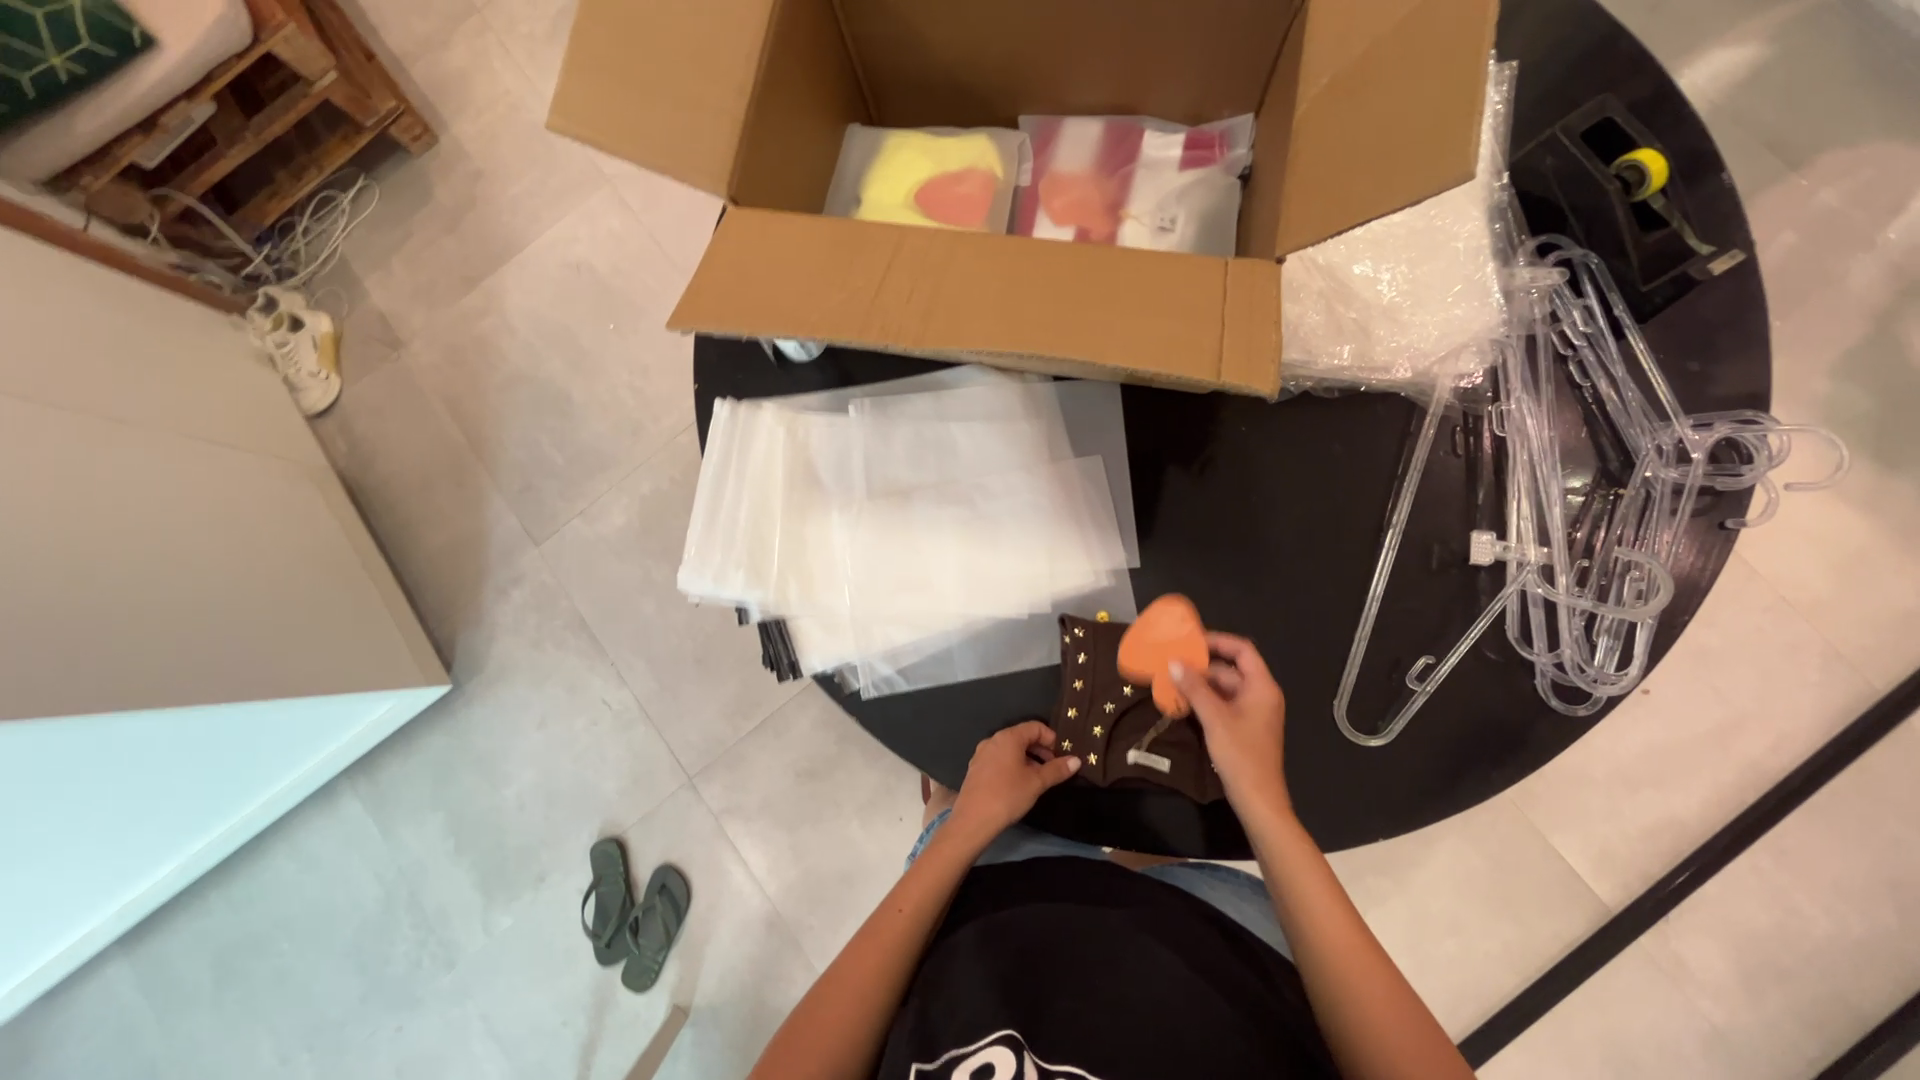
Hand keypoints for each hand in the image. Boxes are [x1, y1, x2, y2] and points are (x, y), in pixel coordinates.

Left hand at [949, 721, 1081, 840]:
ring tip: (1039, 778)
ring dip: (1028, 759)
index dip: (1052, 739)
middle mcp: (993, 740)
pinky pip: (999, 759)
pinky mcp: (976, 768)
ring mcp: (982, 754)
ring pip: (1010, 749)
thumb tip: (1076, 760)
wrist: (973, 819)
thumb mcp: (1037, 782)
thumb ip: (1057, 769)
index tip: (1062, 756)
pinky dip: (1013, 765)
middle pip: (1022, 737)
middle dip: (1041, 750)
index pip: (1035, 727)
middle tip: (1054, 768)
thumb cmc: (1008, 795)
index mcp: (1008, 737)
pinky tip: (1019, 784)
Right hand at [1170, 633, 1292, 821]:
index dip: (1217, 642)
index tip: (1190, 641)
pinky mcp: (1243, 727)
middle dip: (1201, 667)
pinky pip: (1222, 704)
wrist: (1257, 798)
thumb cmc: (1241, 755)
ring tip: (1170, 682)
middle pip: (1230, 670)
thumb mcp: (1215, 718)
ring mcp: (1252, 712)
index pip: (1242, 650)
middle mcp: (1260, 695)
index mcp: (1262, 687)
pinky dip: (1204, 701)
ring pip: (1223, 688)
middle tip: (1171, 665)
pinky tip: (1182, 703)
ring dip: (1199, 685)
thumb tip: (1174, 662)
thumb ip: (1195, 688)